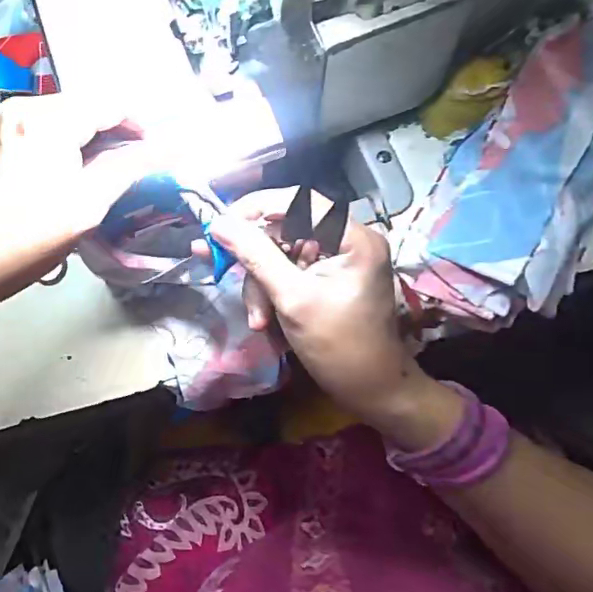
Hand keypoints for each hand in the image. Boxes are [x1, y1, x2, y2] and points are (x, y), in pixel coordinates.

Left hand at [0, 94, 153, 328]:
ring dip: (86, 147)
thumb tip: (162, 148)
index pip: (109, 104)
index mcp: (47, 118)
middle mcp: (20, 111)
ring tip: (102, 182)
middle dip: (112, 136)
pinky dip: (60, 154)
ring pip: (60, 126)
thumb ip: (127, 169)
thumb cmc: (23, 236)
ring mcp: (1, 129)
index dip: (138, 127)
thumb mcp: (86, 205)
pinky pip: (38, 139)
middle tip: (133, 171)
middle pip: (82, 110)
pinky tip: (66, 184)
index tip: (156, 154)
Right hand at [208, 189, 462, 450]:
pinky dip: (271, 292)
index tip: (221, 225)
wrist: (373, 391)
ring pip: (281, 252)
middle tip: (219, 269)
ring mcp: (338, 259)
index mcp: (352, 237)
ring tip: (258, 320)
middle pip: (285, 228)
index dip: (255, 208)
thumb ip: (255, 256)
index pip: (298, 200)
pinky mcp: (328, 277)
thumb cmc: (339, 346)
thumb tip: (219, 224)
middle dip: (254, 258)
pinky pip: (289, 271)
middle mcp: (348, 239)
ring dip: (261, 284)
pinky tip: (264, 319)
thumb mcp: (291, 298)